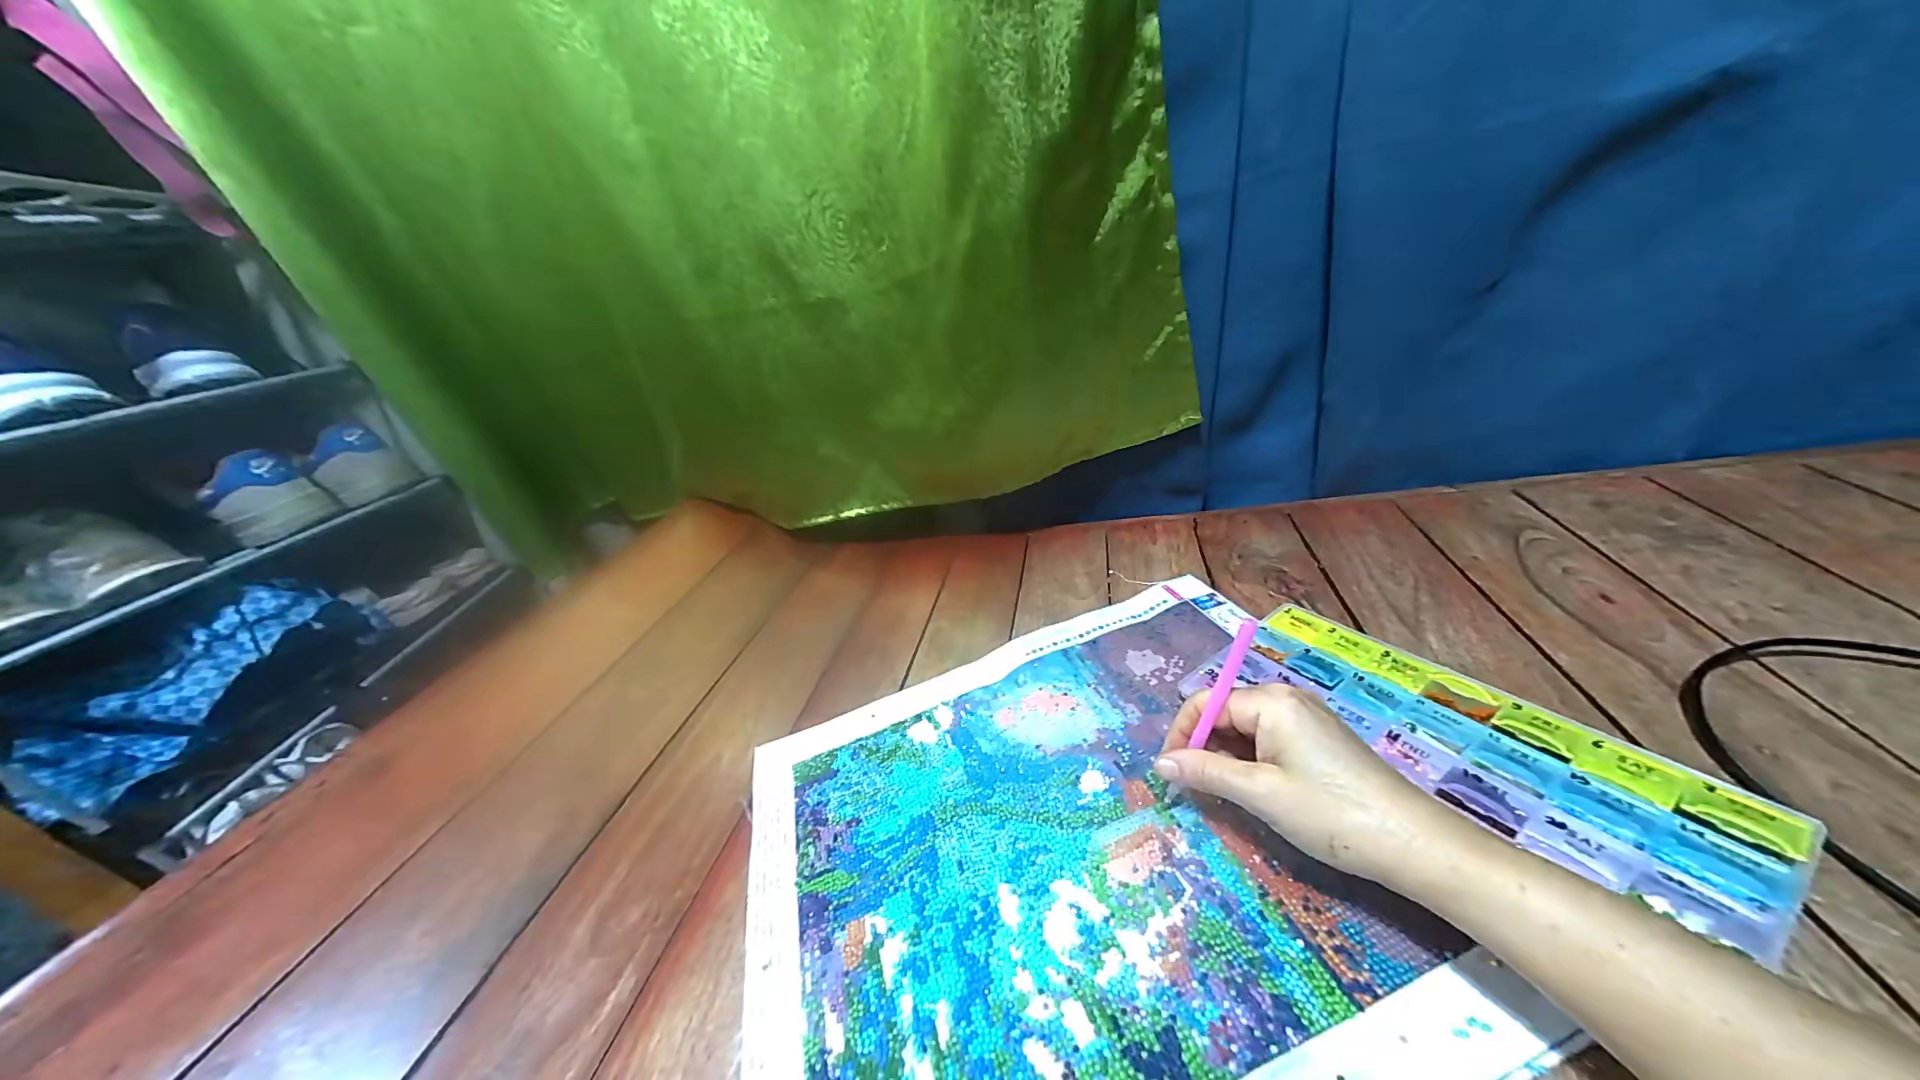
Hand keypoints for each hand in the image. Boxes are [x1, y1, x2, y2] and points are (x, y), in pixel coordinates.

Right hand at [1156, 683, 1457, 882]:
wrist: (1416, 844)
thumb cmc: (1330, 812)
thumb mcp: (1259, 793)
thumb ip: (1206, 772)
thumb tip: (1160, 762)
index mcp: (1271, 701)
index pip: (1206, 703)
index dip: (1181, 735)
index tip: (1169, 773)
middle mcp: (1287, 699)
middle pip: (1225, 714)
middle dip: (1203, 748)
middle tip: (1194, 789)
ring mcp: (1306, 719)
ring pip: (1246, 731)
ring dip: (1226, 758)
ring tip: (1223, 795)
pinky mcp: (1319, 741)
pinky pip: (1269, 742)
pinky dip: (1251, 763)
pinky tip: (1254, 792)